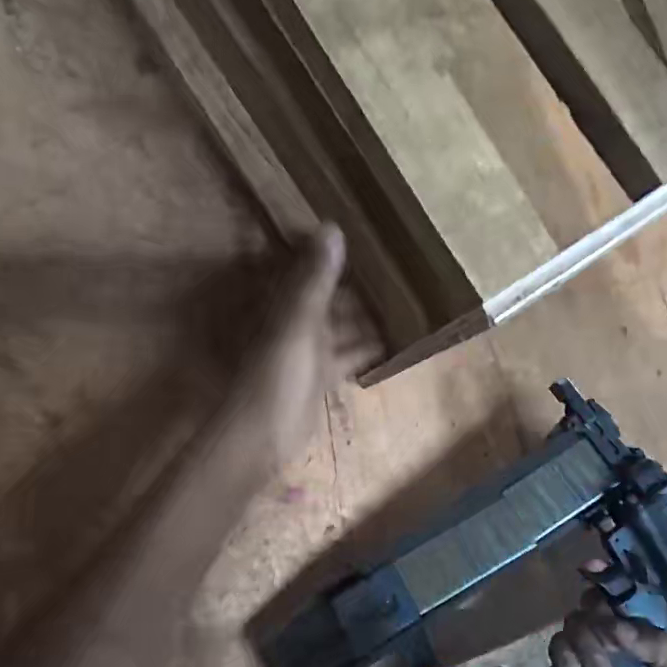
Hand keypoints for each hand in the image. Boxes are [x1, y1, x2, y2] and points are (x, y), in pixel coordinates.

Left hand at [222, 225, 383, 464]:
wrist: (263, 438)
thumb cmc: (275, 376)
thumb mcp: (298, 324)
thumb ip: (315, 280)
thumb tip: (332, 228)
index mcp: (284, 304)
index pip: (308, 267)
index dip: (329, 250)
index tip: (360, 231)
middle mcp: (294, 322)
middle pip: (328, 296)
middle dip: (355, 283)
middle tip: (394, 267)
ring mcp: (308, 350)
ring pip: (341, 325)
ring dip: (365, 315)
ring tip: (402, 300)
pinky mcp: (321, 377)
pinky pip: (348, 355)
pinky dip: (367, 348)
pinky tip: (392, 341)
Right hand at [549, 581, 666, 666]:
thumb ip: (660, 645)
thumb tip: (617, 625)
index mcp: (649, 637)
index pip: (627, 595)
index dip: (610, 576)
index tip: (592, 566)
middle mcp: (618, 641)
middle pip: (595, 602)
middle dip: (596, 613)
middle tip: (607, 641)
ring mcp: (593, 658)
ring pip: (575, 621)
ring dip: (583, 638)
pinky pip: (557, 648)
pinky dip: (561, 651)